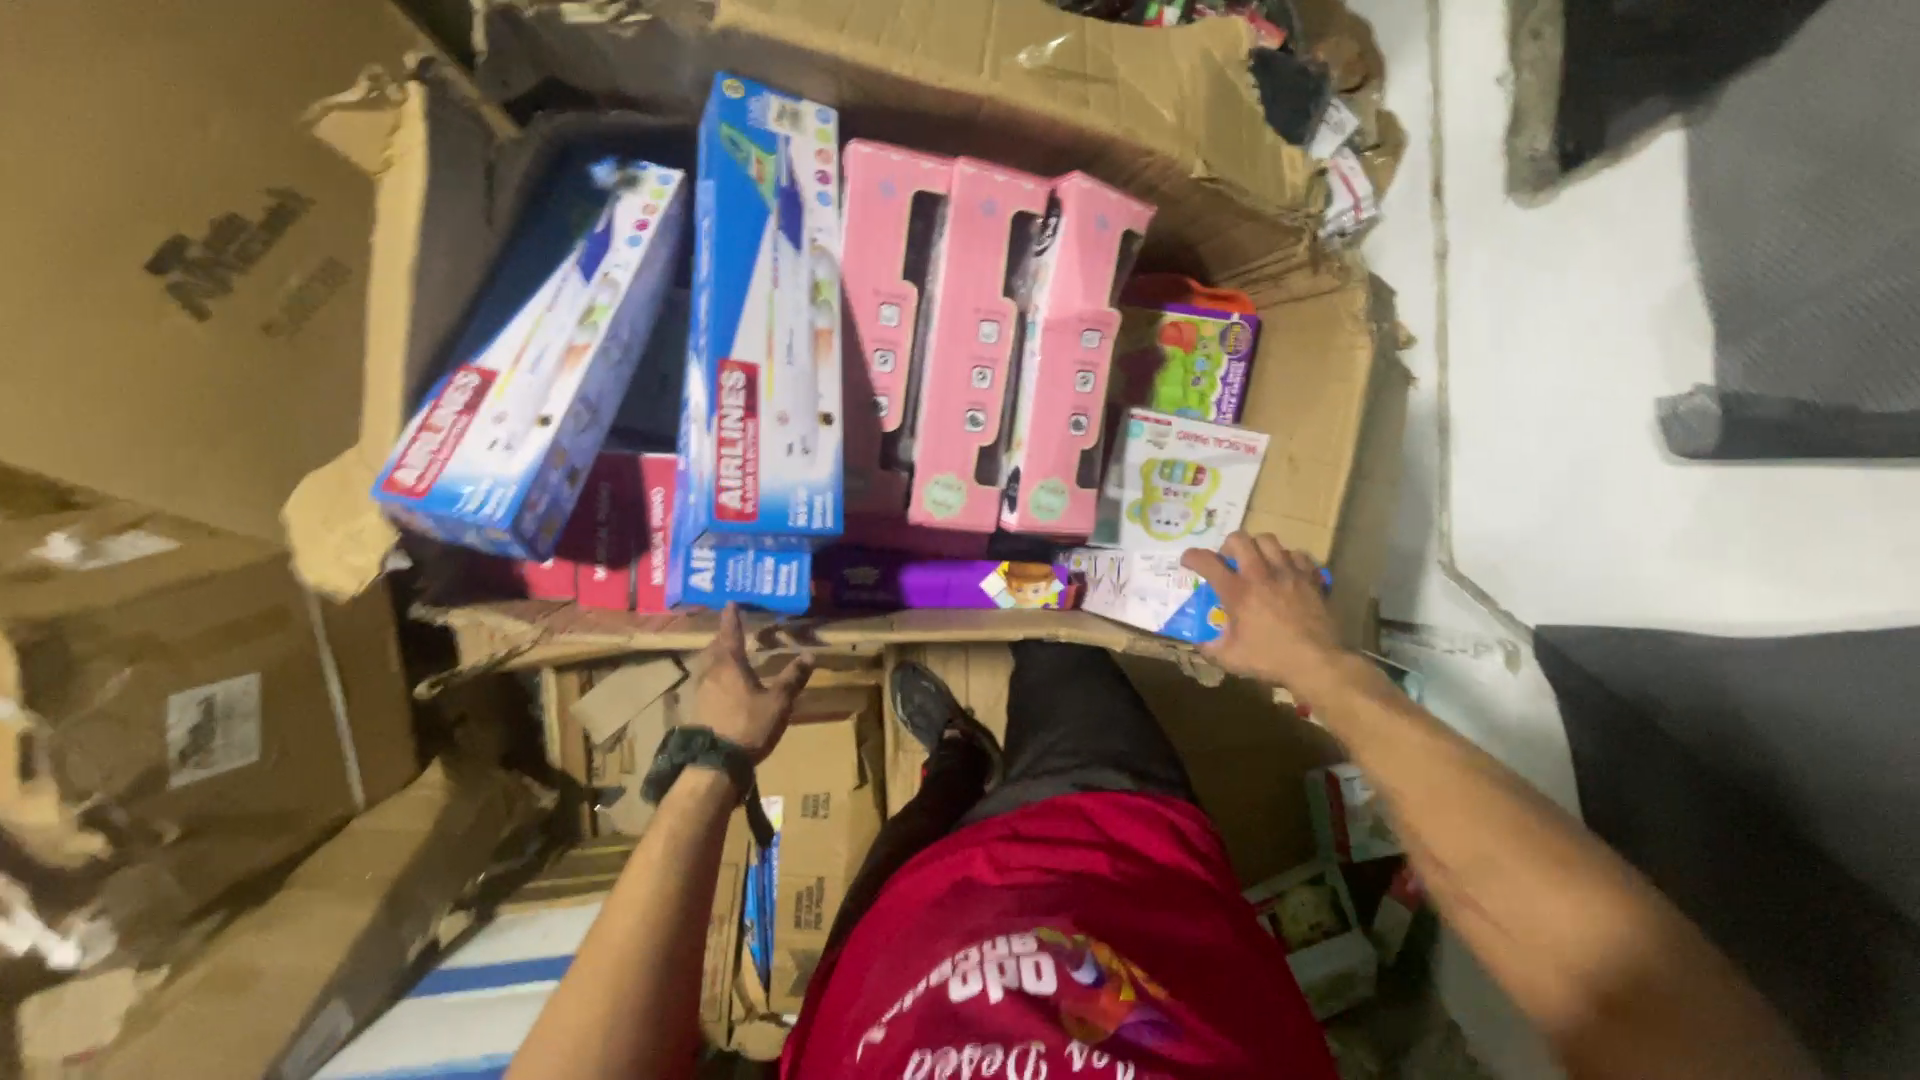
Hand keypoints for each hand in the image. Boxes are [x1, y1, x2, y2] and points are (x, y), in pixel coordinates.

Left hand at [690, 604, 814, 763]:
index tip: (730, 603)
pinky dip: (716, 678)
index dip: (732, 618)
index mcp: (729, 665)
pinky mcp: (698, 710)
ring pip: (708, 667)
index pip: (730, 634)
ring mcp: (700, 693)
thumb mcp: (778, 702)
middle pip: (715, 649)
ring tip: (728, 657)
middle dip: (723, 638)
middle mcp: (711, 674)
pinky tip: (723, 688)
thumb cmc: (749, 726)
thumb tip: (809, 655)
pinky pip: (707, 684)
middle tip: (731, 631)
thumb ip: (792, 678)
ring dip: (717, 658)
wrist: (715, 763)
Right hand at [1181, 532, 1346, 693]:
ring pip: (1269, 540)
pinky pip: (1297, 555)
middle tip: (1228, 561)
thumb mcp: (1229, 659)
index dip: (1192, 557)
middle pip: (1239, 539)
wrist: (1316, 662)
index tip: (1188, 561)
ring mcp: (1288, 573)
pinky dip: (1287, 559)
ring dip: (1257, 548)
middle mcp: (1261, 574)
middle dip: (1227, 546)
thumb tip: (1198, 642)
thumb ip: (1208, 648)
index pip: (1207, 561)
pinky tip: (1285, 572)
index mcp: (1237, 592)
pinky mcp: (1310, 578)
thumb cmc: (1270, 660)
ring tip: (1257, 562)